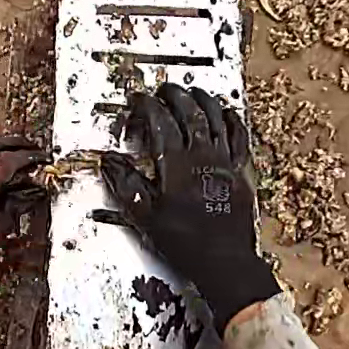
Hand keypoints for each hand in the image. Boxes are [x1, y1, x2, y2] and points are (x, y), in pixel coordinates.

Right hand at [99, 84, 279, 333]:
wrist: (223, 259)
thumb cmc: (184, 240)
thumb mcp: (144, 215)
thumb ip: (125, 184)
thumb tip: (109, 160)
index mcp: (176, 165)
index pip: (160, 123)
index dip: (146, 107)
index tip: (137, 100)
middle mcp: (202, 157)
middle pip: (189, 113)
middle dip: (174, 96)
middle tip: (163, 89)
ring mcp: (224, 162)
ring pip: (215, 120)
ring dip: (202, 101)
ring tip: (193, 92)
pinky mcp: (239, 171)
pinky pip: (238, 137)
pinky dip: (231, 120)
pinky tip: (227, 113)